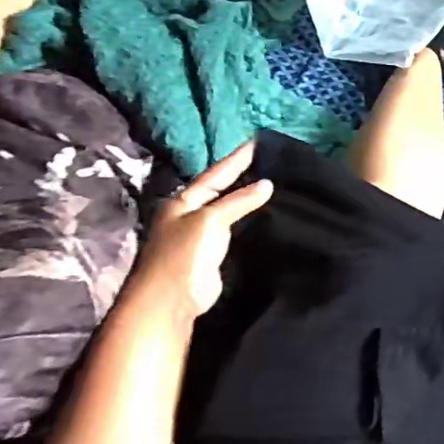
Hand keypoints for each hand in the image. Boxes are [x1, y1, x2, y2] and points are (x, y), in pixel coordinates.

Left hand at [125, 141, 272, 322]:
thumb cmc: (183, 254)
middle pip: (220, 189)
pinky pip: (236, 228)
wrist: (169, 301)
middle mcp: (189, 215)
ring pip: (229, 208)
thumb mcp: (210, 220)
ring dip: (248, 196)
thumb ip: (238, 201)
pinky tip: (267, 212)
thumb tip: (268, 184)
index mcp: (181, 202)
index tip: (258, 142)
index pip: (214, 174)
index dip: (236, 159)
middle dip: (242, 174)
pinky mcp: (213, 253)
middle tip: (269, 158)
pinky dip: (250, 218)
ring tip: (274, 180)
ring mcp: (200, 234)